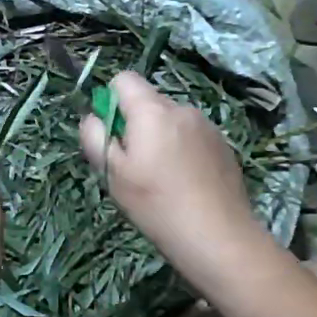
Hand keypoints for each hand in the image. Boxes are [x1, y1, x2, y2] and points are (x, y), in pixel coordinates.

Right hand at [79, 72, 274, 280]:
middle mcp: (182, 109)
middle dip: (135, 124)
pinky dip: (181, 150)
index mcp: (152, 111)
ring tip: (160, 179)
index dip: (110, 100)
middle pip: (148, 102)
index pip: (124, 79)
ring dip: (159, 138)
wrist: (218, 237)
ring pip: (170, 120)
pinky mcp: (223, 146)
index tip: (111, 134)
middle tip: (132, 166)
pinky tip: (184, 183)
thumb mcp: (112, 173)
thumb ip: (95, 137)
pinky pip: (191, 136)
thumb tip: (92, 117)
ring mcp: (207, 126)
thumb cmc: (156, 204)